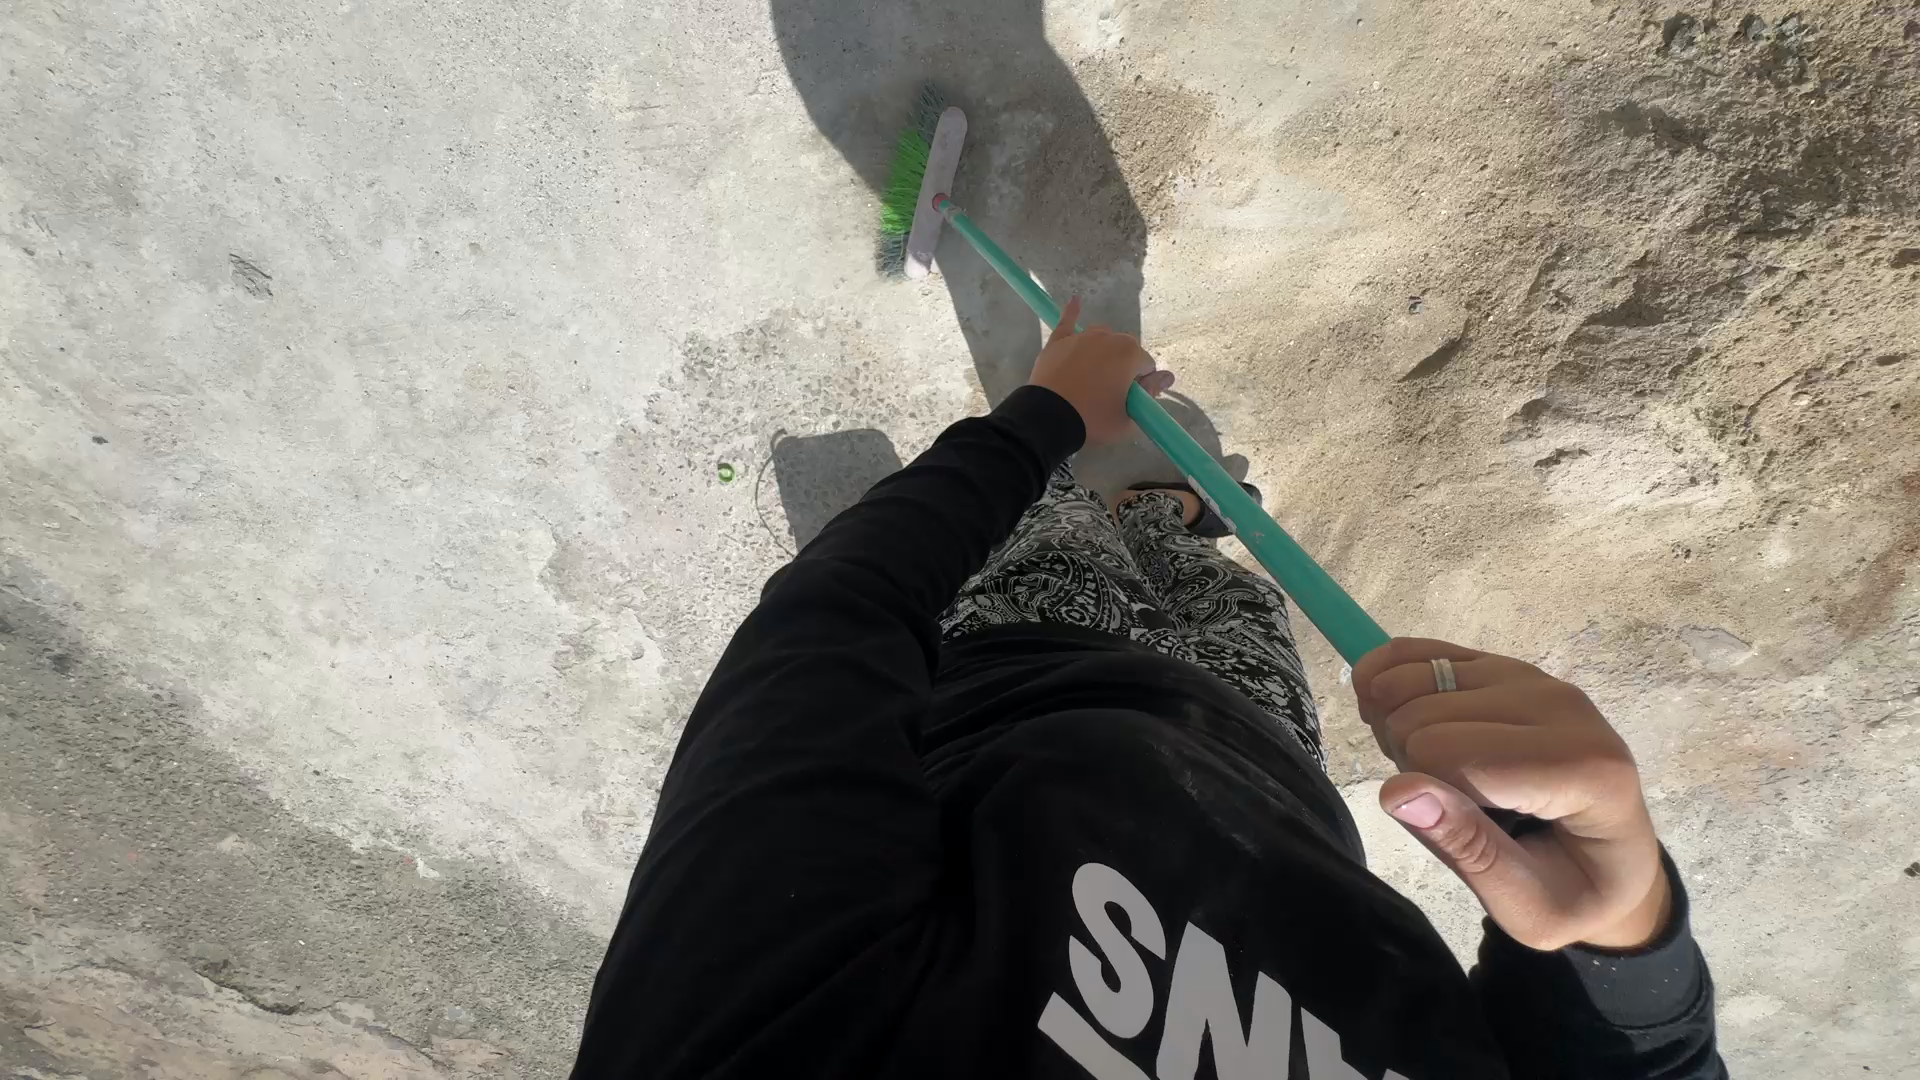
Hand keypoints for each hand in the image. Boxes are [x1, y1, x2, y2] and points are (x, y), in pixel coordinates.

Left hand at [1027, 296, 1174, 444]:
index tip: (1127, 400)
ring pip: (1101, 338)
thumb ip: (1149, 395)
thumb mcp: (1128, 419)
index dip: (1140, 385)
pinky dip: (1072, 312)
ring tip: (1092, 375)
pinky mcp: (1058, 342)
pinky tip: (1076, 300)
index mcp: (1129, 353)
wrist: (1047, 419)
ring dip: (1103, 351)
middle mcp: (1107, 338)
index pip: (1146, 366)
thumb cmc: (1092, 420)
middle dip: (1122, 366)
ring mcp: (1081, 337)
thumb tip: (1167, 377)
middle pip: (1124, 349)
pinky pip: (1067, 322)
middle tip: (1108, 393)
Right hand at [1353, 637, 1672, 950]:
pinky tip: (1396, 714)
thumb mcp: (1528, 904)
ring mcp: (1526, 674)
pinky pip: (1407, 651)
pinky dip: (1379, 681)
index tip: (1463, 826)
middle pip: (1418, 714)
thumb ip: (1467, 850)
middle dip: (1408, 759)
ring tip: (1428, 760)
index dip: (1428, 794)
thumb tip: (1398, 792)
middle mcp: (1560, 704)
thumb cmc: (1569, 887)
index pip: (1443, 752)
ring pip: (1403, 679)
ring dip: (1392, 722)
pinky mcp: (1496, 662)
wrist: (1601, 857)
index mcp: (1585, 768)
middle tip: (1443, 799)